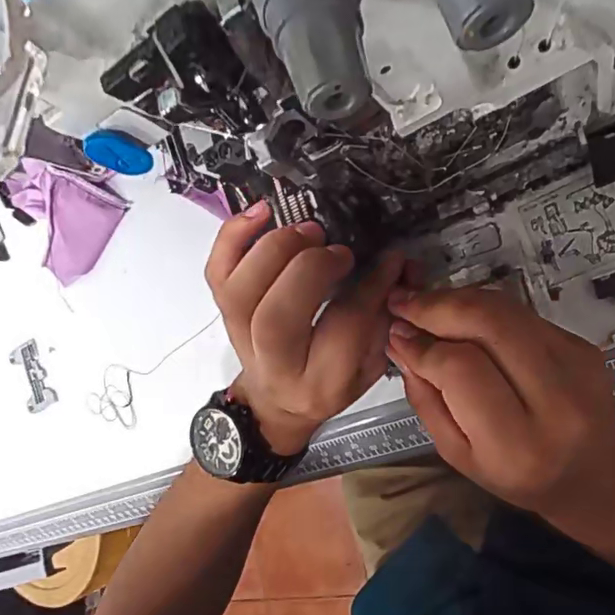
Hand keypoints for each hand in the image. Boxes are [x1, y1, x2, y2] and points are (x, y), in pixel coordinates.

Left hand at [206, 204, 405, 453]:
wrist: (278, 402)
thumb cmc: (330, 383)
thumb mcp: (369, 367)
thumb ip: (383, 320)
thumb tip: (397, 266)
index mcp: (321, 383)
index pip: (343, 329)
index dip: (371, 287)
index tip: (391, 260)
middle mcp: (276, 366)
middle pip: (277, 316)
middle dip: (311, 270)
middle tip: (340, 251)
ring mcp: (241, 339)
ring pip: (241, 292)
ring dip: (275, 250)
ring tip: (309, 230)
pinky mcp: (224, 314)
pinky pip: (216, 272)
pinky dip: (233, 235)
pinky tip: (263, 211)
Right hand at [385, 286, 614, 523]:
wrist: (587, 473)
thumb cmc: (514, 475)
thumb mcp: (458, 454)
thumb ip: (427, 399)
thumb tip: (400, 341)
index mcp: (518, 444)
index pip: (463, 370)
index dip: (424, 346)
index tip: (397, 333)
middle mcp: (556, 401)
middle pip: (491, 325)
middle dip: (440, 306)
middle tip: (405, 303)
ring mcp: (577, 367)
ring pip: (509, 311)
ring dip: (461, 300)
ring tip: (428, 306)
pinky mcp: (584, 348)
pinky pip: (525, 315)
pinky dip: (488, 312)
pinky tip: (465, 319)